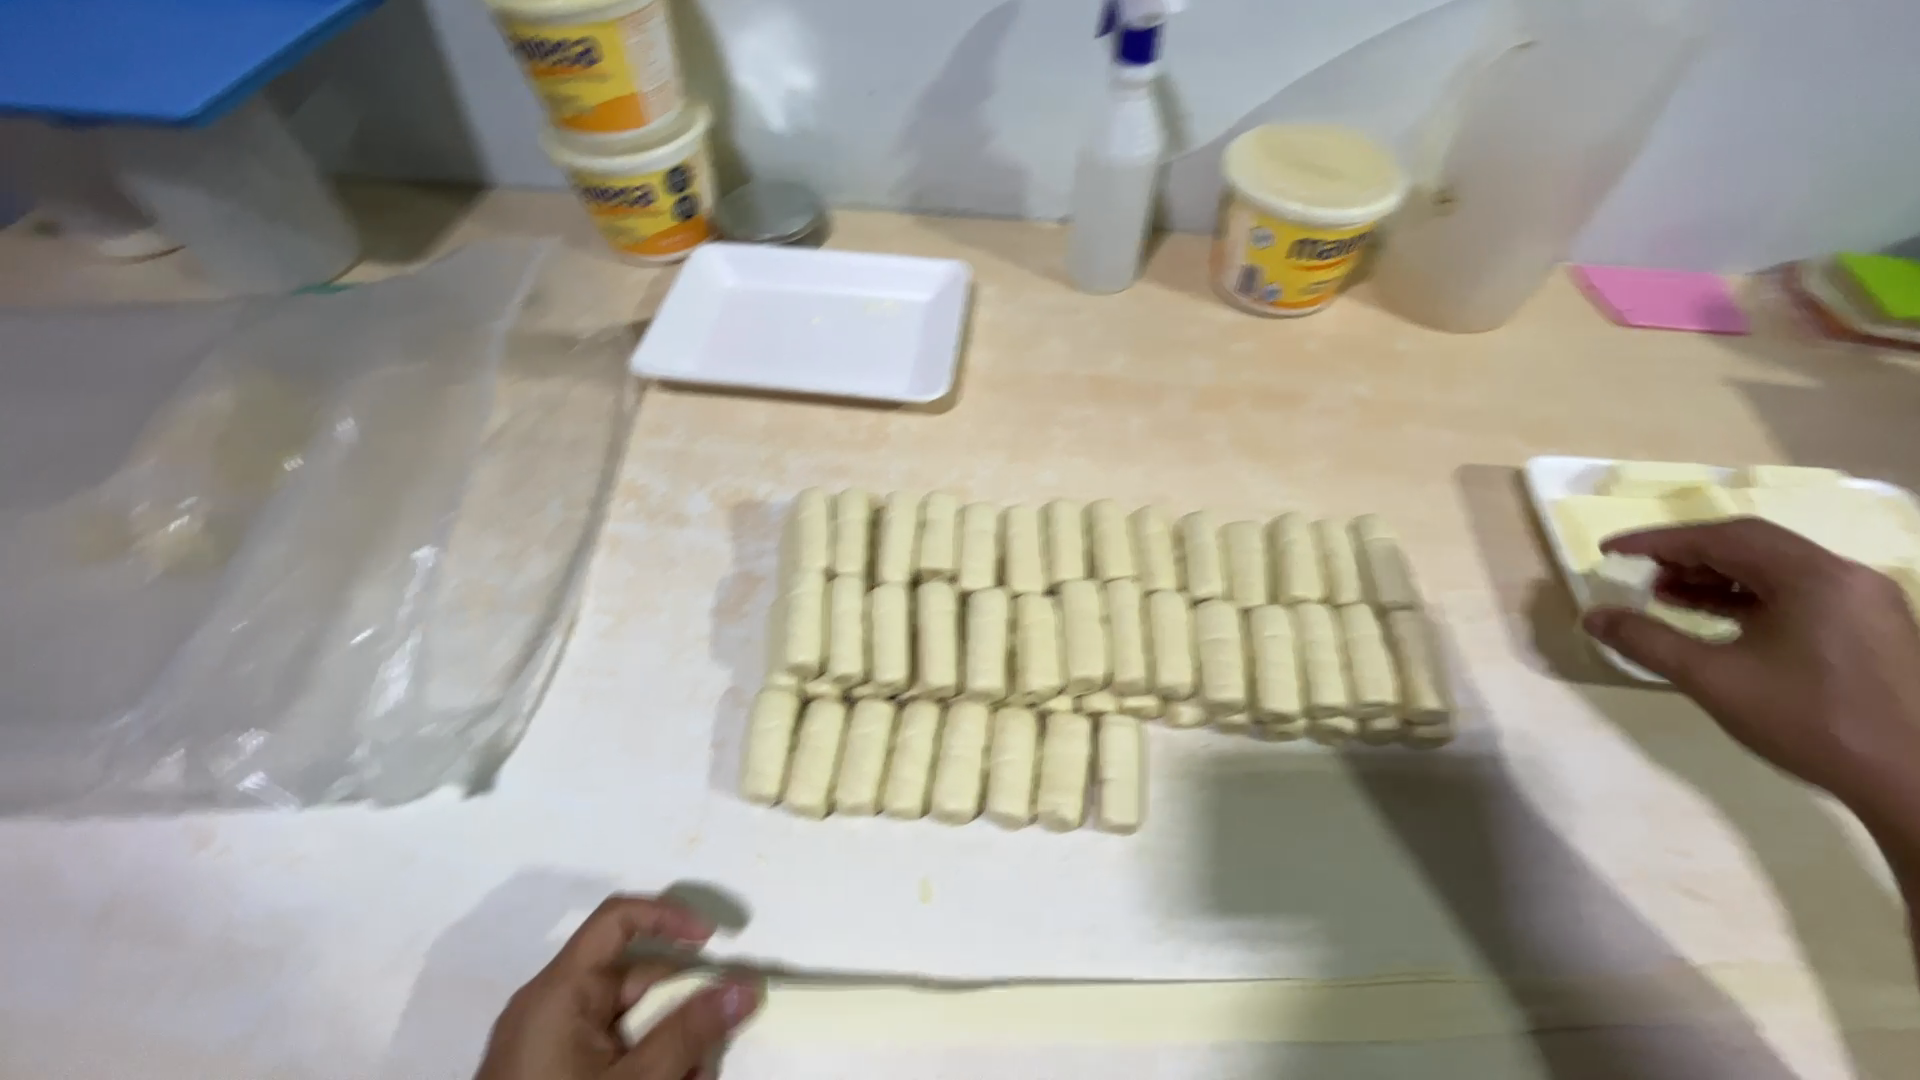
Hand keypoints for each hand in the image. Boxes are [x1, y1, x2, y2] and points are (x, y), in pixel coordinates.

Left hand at [475, 895, 760, 1079]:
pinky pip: (612, 1048)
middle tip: (716, 1046)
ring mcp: (550, 1042)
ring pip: (631, 1020)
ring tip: (694, 1079)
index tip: (712, 942)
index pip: (618, 920)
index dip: (669, 917)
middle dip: (684, 1009)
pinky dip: (644, 1063)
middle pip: (636, 977)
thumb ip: (691, 1032)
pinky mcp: (552, 1072)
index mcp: (560, 991)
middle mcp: (553, 1005)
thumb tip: (746, 984)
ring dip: (671, 1046)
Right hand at [1582, 517, 1919, 808]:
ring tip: (1664, 594)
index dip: (1659, 541)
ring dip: (1714, 576)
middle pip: (1752, 546)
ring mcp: (1864, 603)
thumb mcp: (1712, 679)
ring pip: (1774, 570)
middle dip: (1686, 555)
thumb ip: (1646, 640)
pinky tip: (1713, 617)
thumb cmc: (1810, 721)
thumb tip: (1592, 617)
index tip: (1610, 552)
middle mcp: (1846, 577)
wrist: (1914, 782)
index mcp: (1815, 578)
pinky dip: (1746, 597)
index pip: (1723, 538)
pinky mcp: (1869, 628)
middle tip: (1637, 570)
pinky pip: (1796, 594)